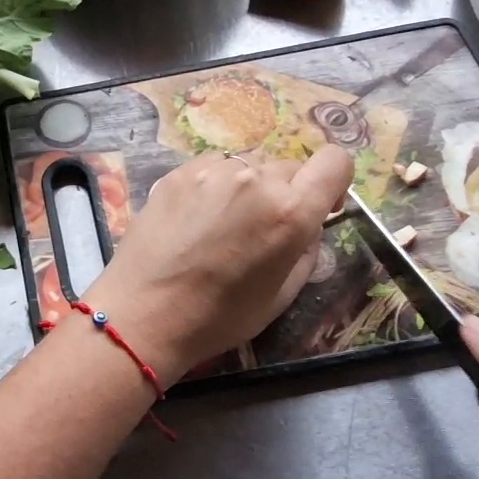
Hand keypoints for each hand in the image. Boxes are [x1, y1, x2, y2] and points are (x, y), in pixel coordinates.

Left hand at [81, 147, 352, 387]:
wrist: (144, 314)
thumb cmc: (219, 317)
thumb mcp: (282, 295)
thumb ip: (305, 249)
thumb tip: (308, 225)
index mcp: (290, 211)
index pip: (335, 162)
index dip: (332, 181)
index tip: (319, 205)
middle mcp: (256, 179)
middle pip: (289, 167)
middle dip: (285, 193)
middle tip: (261, 230)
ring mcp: (213, 170)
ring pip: (249, 166)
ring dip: (248, 188)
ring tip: (222, 226)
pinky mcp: (178, 172)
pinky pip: (213, 168)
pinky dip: (214, 186)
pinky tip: (195, 219)